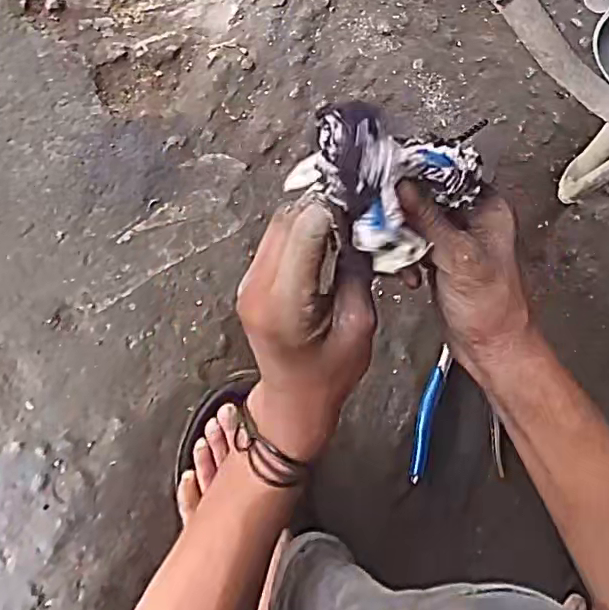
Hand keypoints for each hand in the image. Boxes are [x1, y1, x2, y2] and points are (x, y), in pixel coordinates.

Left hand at [235, 200, 375, 462]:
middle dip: (323, 209)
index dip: (334, 213)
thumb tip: (358, 231)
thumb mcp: (359, 325)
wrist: (293, 400)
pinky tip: (322, 239)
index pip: (304, 231)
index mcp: (284, 304)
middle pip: (288, 220)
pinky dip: (300, 231)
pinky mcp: (251, 281)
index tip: (357, 211)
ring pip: (279, 224)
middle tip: (353, 215)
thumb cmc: (327, 376)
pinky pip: (274, 239)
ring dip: (310, 217)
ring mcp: (249, 284)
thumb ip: (357, 273)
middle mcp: (258, 289)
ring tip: (340, 227)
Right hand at [398, 181, 535, 373]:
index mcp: (488, 208)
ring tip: (405, 258)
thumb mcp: (458, 256)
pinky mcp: (438, 258)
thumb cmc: (494, 308)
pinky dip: (405, 257)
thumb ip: (429, 219)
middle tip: (392, 225)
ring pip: (415, 222)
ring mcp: (453, 240)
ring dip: (403, 239)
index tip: (392, 179)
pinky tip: (409, 273)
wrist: (490, 348)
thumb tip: (405, 188)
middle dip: (405, 214)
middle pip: (426, 198)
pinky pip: (412, 245)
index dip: (419, 177)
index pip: (447, 176)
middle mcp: (471, 220)